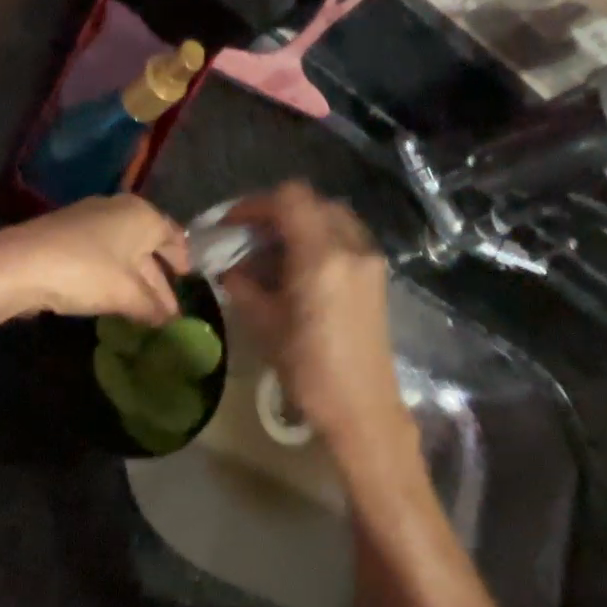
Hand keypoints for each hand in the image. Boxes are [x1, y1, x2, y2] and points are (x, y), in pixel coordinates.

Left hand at [0, 195, 189, 324]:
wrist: (20, 265)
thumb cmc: (86, 272)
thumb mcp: (126, 294)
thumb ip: (152, 307)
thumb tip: (168, 321)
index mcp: (142, 215)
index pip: (173, 237)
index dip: (182, 260)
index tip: (187, 280)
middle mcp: (118, 210)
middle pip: (148, 248)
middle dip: (158, 281)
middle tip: (167, 312)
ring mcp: (88, 221)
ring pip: (123, 254)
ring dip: (134, 282)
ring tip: (143, 312)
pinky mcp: (65, 236)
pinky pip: (101, 257)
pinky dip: (111, 277)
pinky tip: (111, 299)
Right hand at [219, 181, 411, 450]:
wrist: (361, 407)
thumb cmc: (308, 368)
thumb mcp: (264, 325)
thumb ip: (244, 286)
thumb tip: (230, 270)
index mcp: (322, 256)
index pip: (289, 200)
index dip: (254, 205)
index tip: (230, 226)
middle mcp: (352, 247)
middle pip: (312, 203)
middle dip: (276, 214)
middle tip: (248, 240)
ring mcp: (369, 260)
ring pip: (331, 219)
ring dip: (298, 227)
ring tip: (270, 258)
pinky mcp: (376, 276)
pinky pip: (344, 239)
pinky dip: (317, 242)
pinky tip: (296, 273)